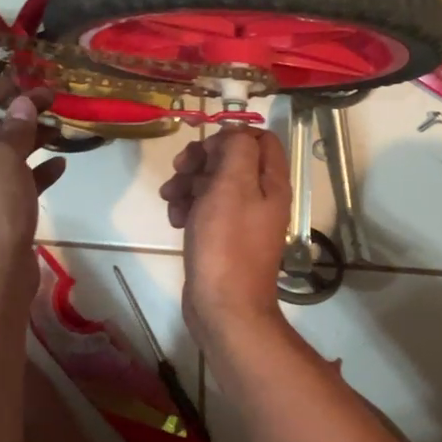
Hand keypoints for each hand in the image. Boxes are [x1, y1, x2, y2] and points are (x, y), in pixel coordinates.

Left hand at [0, 86, 65, 298]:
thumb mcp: (4, 159)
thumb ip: (15, 126)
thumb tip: (23, 101)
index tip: (17, 83)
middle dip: (13, 115)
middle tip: (48, 100)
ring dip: (27, 141)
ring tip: (60, 126)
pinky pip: (10, 184)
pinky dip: (32, 173)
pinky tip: (61, 164)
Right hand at [160, 127, 290, 339]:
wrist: (224, 308)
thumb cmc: (227, 243)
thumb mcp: (232, 185)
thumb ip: (236, 149)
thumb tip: (233, 133)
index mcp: (271, 182)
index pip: (260, 138)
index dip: (230, 136)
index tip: (205, 149)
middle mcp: (261, 197)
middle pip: (231, 159)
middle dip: (201, 160)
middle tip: (180, 169)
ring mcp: (242, 219)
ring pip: (212, 183)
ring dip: (187, 183)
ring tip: (171, 199)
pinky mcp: (223, 237)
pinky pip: (204, 209)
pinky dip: (187, 208)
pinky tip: (175, 220)